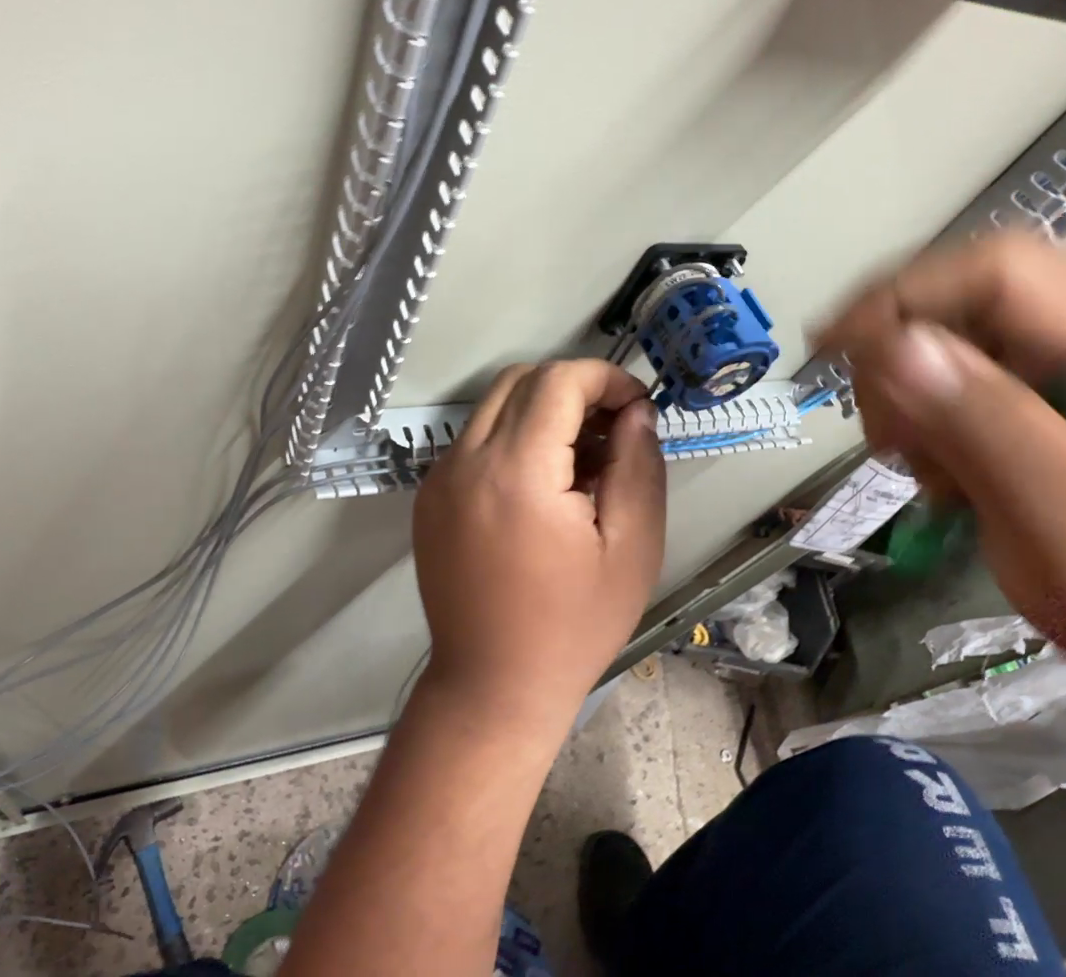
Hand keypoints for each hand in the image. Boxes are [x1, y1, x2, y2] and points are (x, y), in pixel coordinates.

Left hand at [412, 360, 666, 719]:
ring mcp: (438, 480)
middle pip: (519, 382)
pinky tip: (541, 490)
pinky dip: (510, 442)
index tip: (636, 408)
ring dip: (541, 414)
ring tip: (581, 466)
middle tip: (613, 432)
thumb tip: (634, 412)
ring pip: (492, 409)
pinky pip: (471, 444)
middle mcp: (464, 462)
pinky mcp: (428, 501)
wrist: (492, 685)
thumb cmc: (572, 627)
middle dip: (573, 389)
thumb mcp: (631, 549)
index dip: (605, 378)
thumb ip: (637, 466)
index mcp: (515, 472)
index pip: (557, 381)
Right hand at [816, 235, 1065, 713]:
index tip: (826, 359)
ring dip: (920, 398)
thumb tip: (896, 347)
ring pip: (970, 337)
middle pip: (975, 297)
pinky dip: (946, 420)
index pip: (998, 269)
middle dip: (903, 362)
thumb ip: (995, 437)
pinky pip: (990, 377)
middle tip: (893, 451)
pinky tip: (957, 476)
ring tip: (931, 477)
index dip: (896, 298)